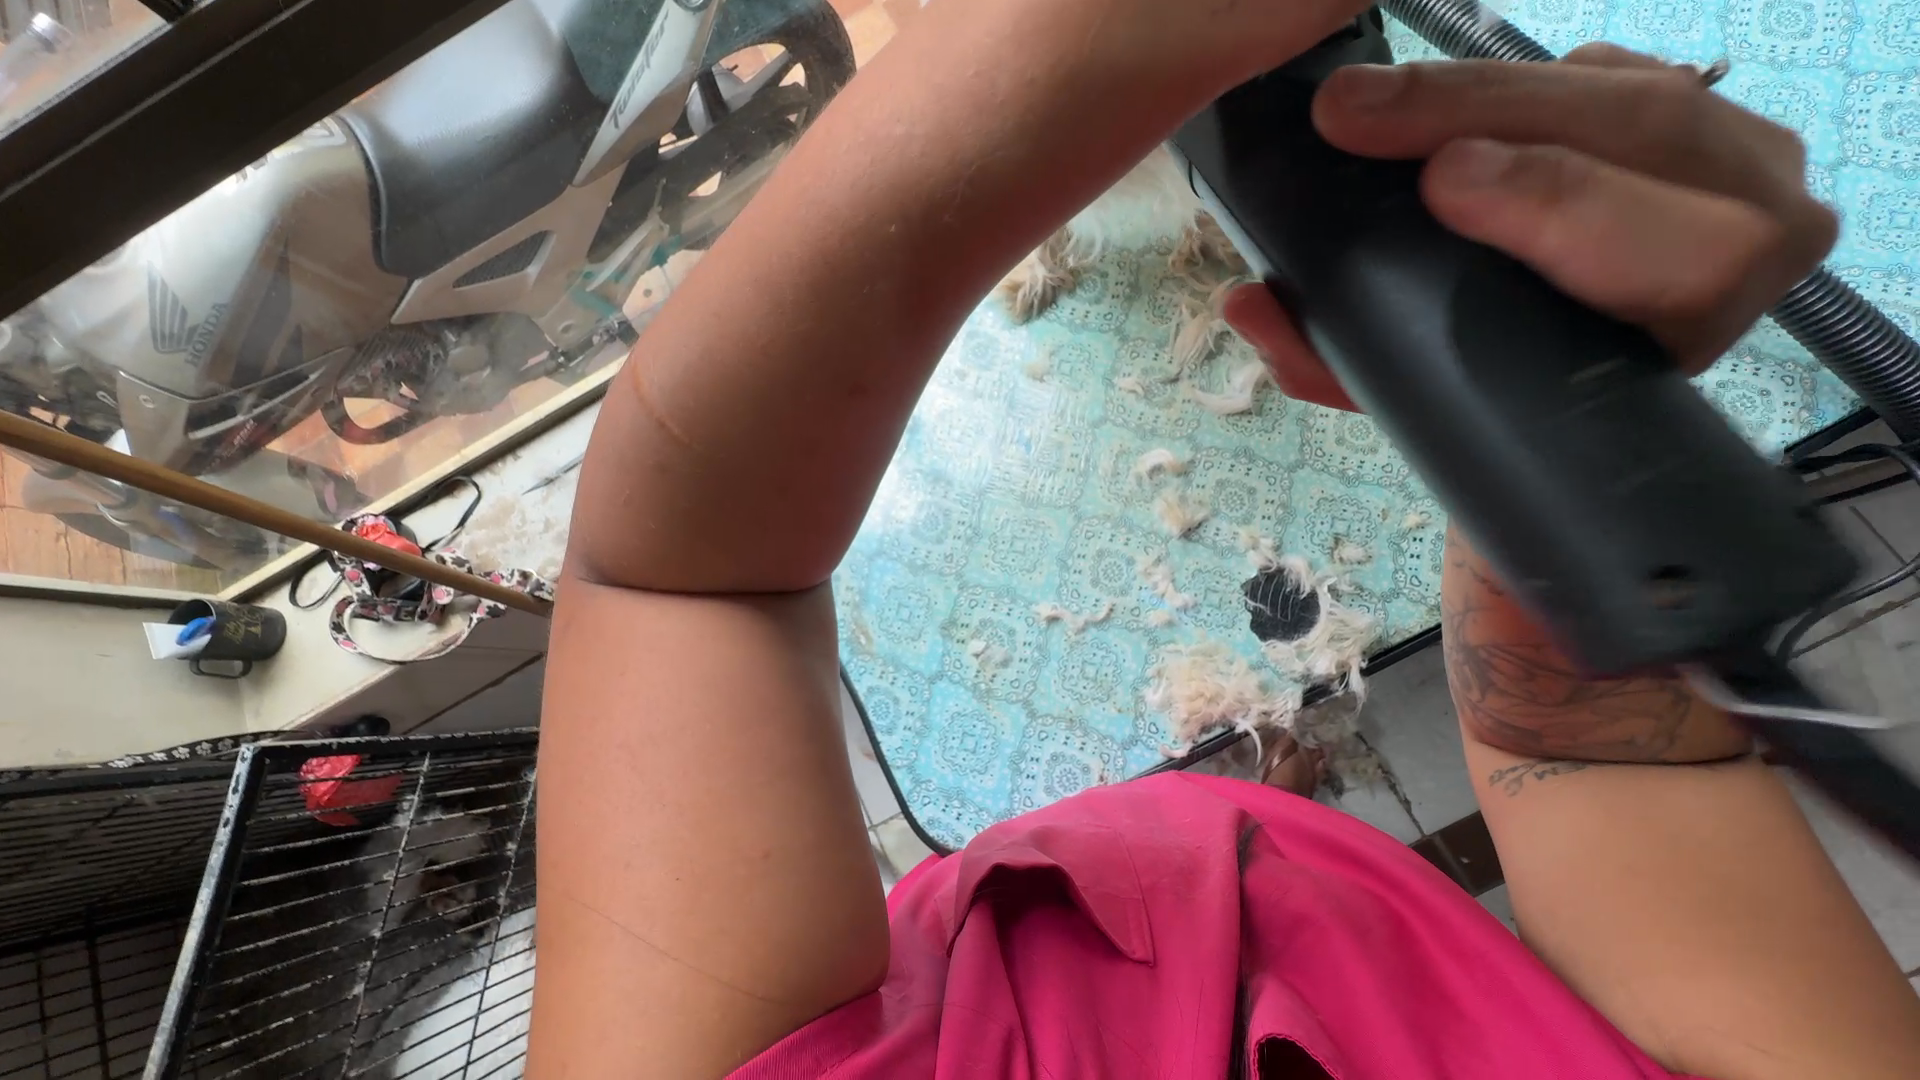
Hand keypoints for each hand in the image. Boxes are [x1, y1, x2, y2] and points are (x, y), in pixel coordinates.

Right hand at [1220, 48, 1836, 762]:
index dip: (1563, 210)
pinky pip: (1622, 117)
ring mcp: (1701, 230)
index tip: (1434, 196)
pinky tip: (1450, 107)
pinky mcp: (1652, 211)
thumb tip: (1252, 301)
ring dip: (1524, 96)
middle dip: (1512, 128)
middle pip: (1677, 148)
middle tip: (1361, 120)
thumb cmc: (1521, 530)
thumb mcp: (1442, 466)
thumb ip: (1354, 381)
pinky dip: (1537, 103)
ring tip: (1390, 105)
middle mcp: (1728, 276)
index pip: (1689, 252)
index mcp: (1695, 362)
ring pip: (1670, 113)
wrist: (1575, 571)